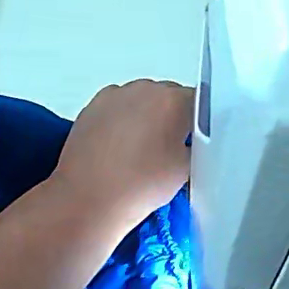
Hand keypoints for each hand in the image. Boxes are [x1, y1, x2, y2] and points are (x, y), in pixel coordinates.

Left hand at [49, 80, 193, 229]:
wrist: (89, 198)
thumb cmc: (139, 186)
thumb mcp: (185, 169)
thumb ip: (194, 146)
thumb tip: (188, 142)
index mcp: (173, 100)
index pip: (199, 102)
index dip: (199, 124)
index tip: (194, 141)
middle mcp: (144, 90)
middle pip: (168, 97)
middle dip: (171, 118)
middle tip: (166, 151)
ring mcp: (115, 95)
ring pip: (141, 101)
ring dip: (145, 118)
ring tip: (139, 152)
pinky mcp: (92, 107)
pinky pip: (116, 108)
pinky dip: (121, 121)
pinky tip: (119, 149)